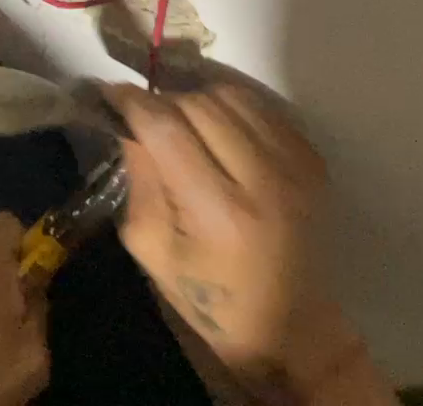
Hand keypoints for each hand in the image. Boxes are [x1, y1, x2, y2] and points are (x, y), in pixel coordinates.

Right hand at [104, 82, 346, 372]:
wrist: (293, 329)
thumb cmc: (212, 300)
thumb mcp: (153, 251)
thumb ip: (139, 181)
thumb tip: (128, 124)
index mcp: (219, 213)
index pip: (165, 128)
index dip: (132, 101)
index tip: (110, 93)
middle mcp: (262, 180)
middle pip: (197, 104)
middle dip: (162, 102)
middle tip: (146, 117)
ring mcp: (294, 166)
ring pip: (229, 95)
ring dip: (196, 99)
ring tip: (183, 120)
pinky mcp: (312, 159)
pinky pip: (260, 106)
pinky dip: (230, 106)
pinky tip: (218, 127)